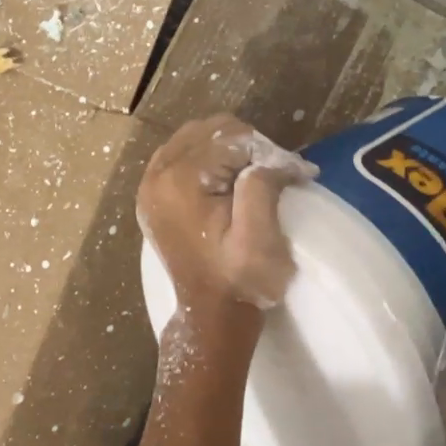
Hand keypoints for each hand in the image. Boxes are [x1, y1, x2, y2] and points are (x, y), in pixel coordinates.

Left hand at [137, 115, 315, 316]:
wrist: (213, 316)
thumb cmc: (240, 279)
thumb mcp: (259, 235)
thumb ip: (262, 184)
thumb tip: (270, 158)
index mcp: (179, 181)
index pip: (231, 138)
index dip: (267, 151)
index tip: (296, 174)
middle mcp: (156, 175)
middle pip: (210, 130)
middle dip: (247, 146)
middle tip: (275, 174)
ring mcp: (150, 185)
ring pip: (196, 138)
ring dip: (228, 150)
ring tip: (254, 177)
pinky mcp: (154, 196)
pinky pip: (181, 155)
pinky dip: (208, 159)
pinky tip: (228, 181)